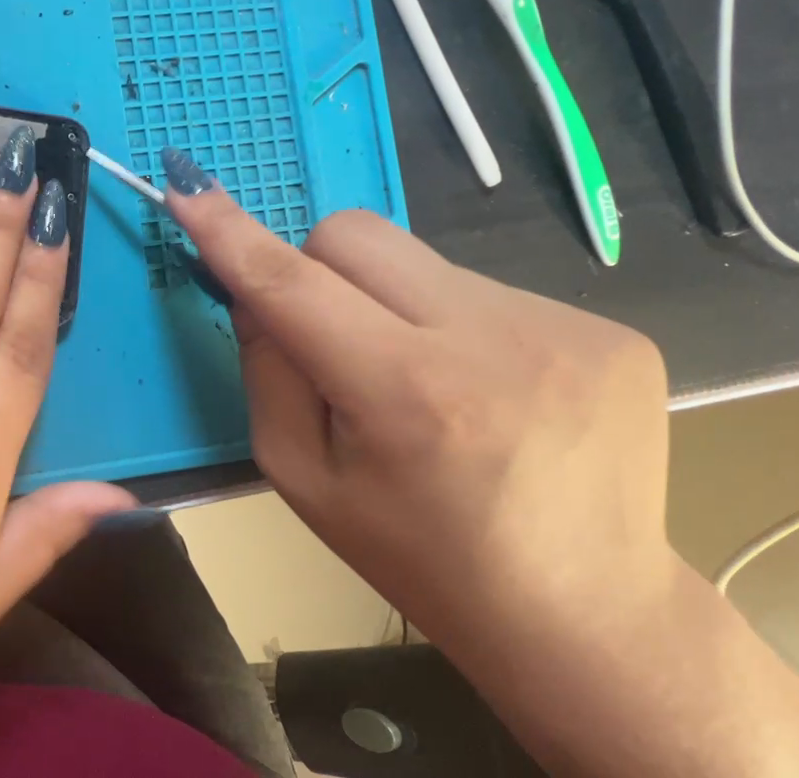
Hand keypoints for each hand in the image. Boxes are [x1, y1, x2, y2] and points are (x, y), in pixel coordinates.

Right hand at [161, 155, 673, 646]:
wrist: (582, 610)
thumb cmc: (413, 553)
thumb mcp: (301, 476)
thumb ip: (266, 372)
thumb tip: (254, 291)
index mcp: (408, 395)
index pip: (292, 284)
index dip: (230, 233)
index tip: (188, 188)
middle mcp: (493, 343)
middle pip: (353, 234)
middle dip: (313, 268)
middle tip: (324, 336)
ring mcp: (565, 328)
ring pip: (417, 258)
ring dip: (387, 299)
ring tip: (419, 380)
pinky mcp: (609, 329)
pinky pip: (478, 286)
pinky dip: (449, 321)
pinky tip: (478, 387)